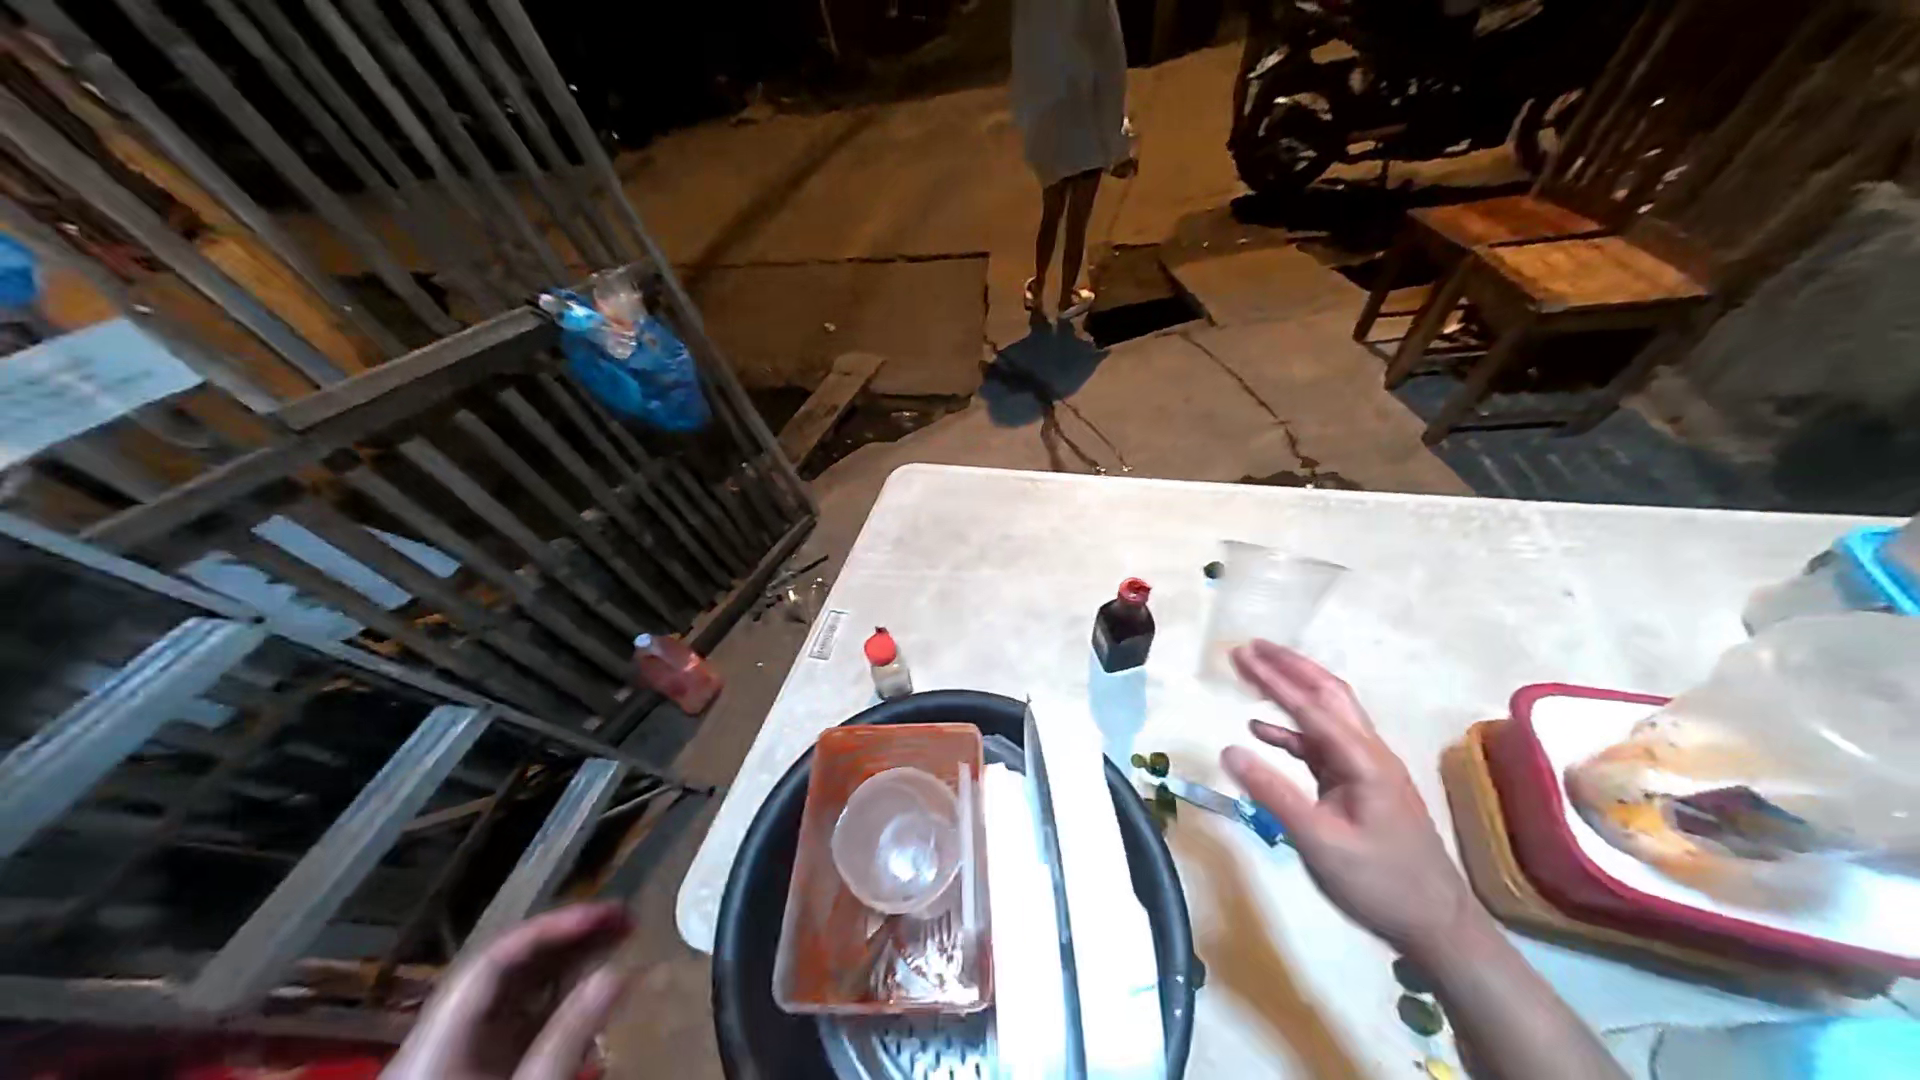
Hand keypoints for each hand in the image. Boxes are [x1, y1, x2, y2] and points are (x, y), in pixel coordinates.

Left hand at [383, 902, 633, 1079]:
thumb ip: (570, 1036)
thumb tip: (623, 970)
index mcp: (438, 1044)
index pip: (495, 962)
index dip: (552, 928)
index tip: (605, 913)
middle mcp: (444, 1036)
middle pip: (507, 967)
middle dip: (568, 937)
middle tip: (625, 916)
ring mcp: (460, 1053)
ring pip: (517, 987)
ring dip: (569, 958)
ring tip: (620, 935)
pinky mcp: (479, 1069)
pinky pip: (522, 1014)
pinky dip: (561, 991)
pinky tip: (596, 981)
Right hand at [1220, 641, 1476, 953]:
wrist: (1437, 925)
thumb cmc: (1379, 883)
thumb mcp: (1319, 841)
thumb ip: (1273, 793)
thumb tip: (1228, 749)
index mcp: (1363, 760)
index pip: (1311, 707)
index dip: (1273, 679)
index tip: (1240, 654)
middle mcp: (1369, 753)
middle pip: (1328, 694)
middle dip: (1289, 666)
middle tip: (1250, 647)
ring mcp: (1366, 768)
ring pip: (1327, 713)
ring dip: (1291, 690)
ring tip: (1253, 673)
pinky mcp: (1359, 784)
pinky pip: (1320, 744)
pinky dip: (1291, 731)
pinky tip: (1262, 731)